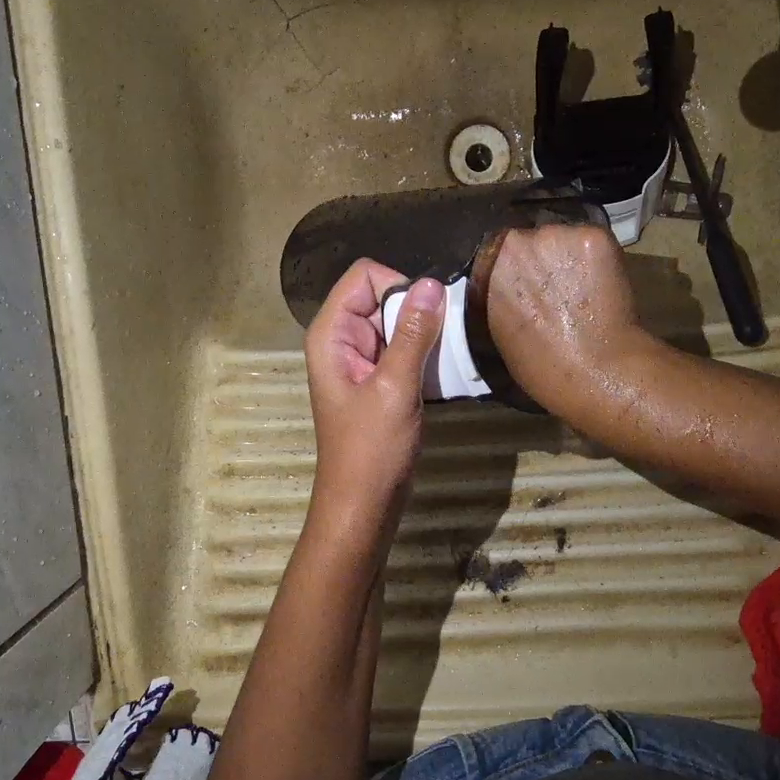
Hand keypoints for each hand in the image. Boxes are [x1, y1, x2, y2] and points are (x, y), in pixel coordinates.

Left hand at [304, 260, 445, 513]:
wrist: (363, 504)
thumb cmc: (371, 449)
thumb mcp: (395, 388)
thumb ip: (413, 334)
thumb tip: (433, 283)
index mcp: (332, 334)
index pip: (364, 275)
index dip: (398, 285)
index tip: (427, 316)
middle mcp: (342, 340)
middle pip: (382, 296)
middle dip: (416, 311)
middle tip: (445, 341)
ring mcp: (360, 361)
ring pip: (397, 323)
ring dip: (425, 335)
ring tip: (447, 359)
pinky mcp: (378, 381)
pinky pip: (403, 350)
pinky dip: (423, 355)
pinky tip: (442, 375)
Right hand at [474, 225, 649, 413]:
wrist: (594, 371)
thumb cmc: (539, 366)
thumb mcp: (496, 330)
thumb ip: (497, 297)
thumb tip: (510, 287)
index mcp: (486, 266)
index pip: (495, 250)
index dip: (513, 266)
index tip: (525, 284)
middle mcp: (517, 241)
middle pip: (529, 238)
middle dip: (540, 258)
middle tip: (553, 288)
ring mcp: (557, 235)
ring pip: (562, 238)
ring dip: (568, 256)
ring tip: (579, 287)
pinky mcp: (593, 236)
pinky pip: (591, 241)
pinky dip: (596, 258)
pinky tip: (600, 283)